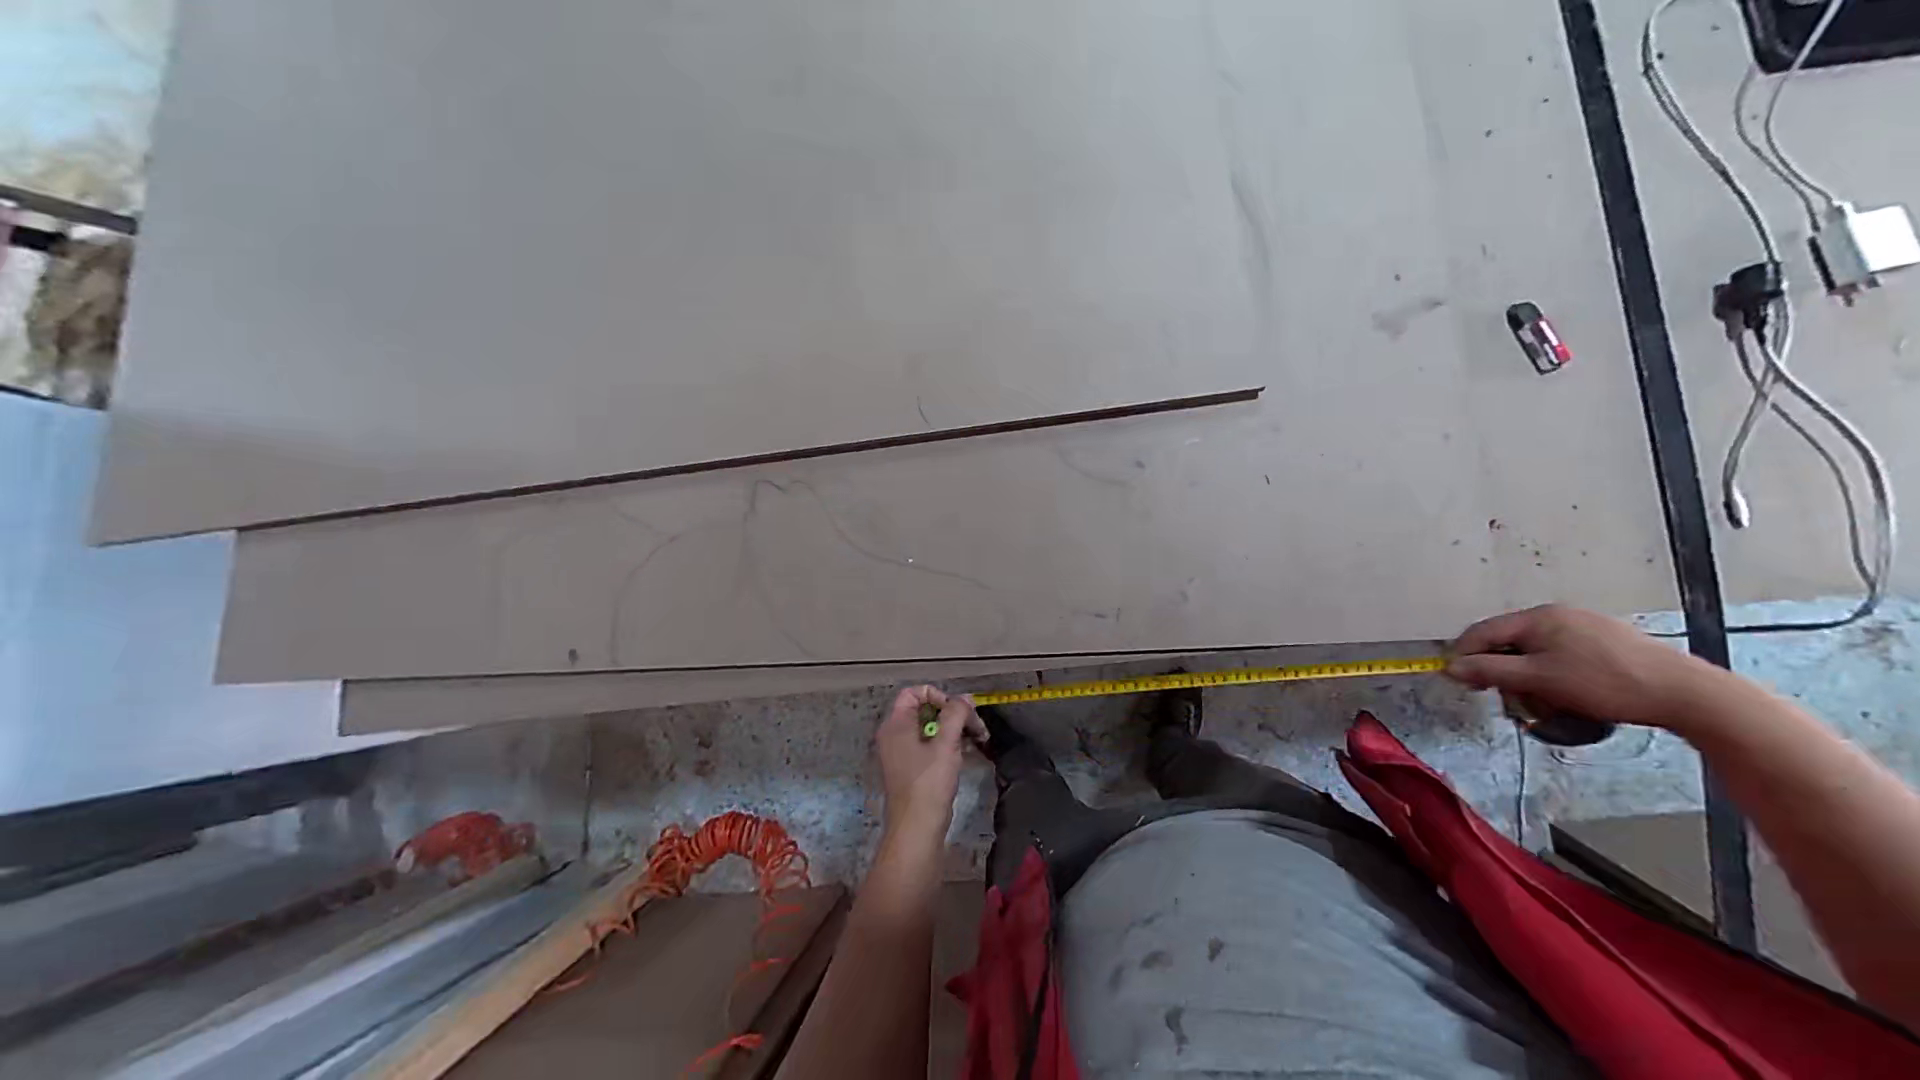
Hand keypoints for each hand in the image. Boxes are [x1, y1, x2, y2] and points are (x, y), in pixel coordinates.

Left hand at [874, 686, 985, 838]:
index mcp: (896, 724)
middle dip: (953, 714)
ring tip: (979, 739)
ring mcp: (903, 753)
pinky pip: (931, 746)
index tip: (957, 711)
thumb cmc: (928, 782)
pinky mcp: (913, 769)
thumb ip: (956, 714)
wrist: (917, 829)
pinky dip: (949, 745)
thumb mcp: (946, 743)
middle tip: (976, 726)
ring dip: (955, 730)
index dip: (937, 695)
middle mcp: (895, 735)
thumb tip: (964, 698)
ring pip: (931, 729)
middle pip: (925, 710)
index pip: (913, 693)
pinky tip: (969, 752)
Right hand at [1446, 604, 1723, 727]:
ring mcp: (1586, 627)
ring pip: (1536, 652)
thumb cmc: (1605, 683)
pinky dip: (1555, 676)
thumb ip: (1489, 671)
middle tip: (1514, 699)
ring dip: (1531, 678)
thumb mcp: (1539, 680)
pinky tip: (1572, 695)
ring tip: (1548, 703)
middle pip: (1509, 642)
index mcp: (1538, 617)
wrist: (1686, 694)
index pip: (1482, 632)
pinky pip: (1563, 656)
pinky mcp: (1608, 643)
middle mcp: (1558, 615)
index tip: (1462, 683)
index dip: (1465, 656)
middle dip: (1504, 672)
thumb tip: (1450, 667)